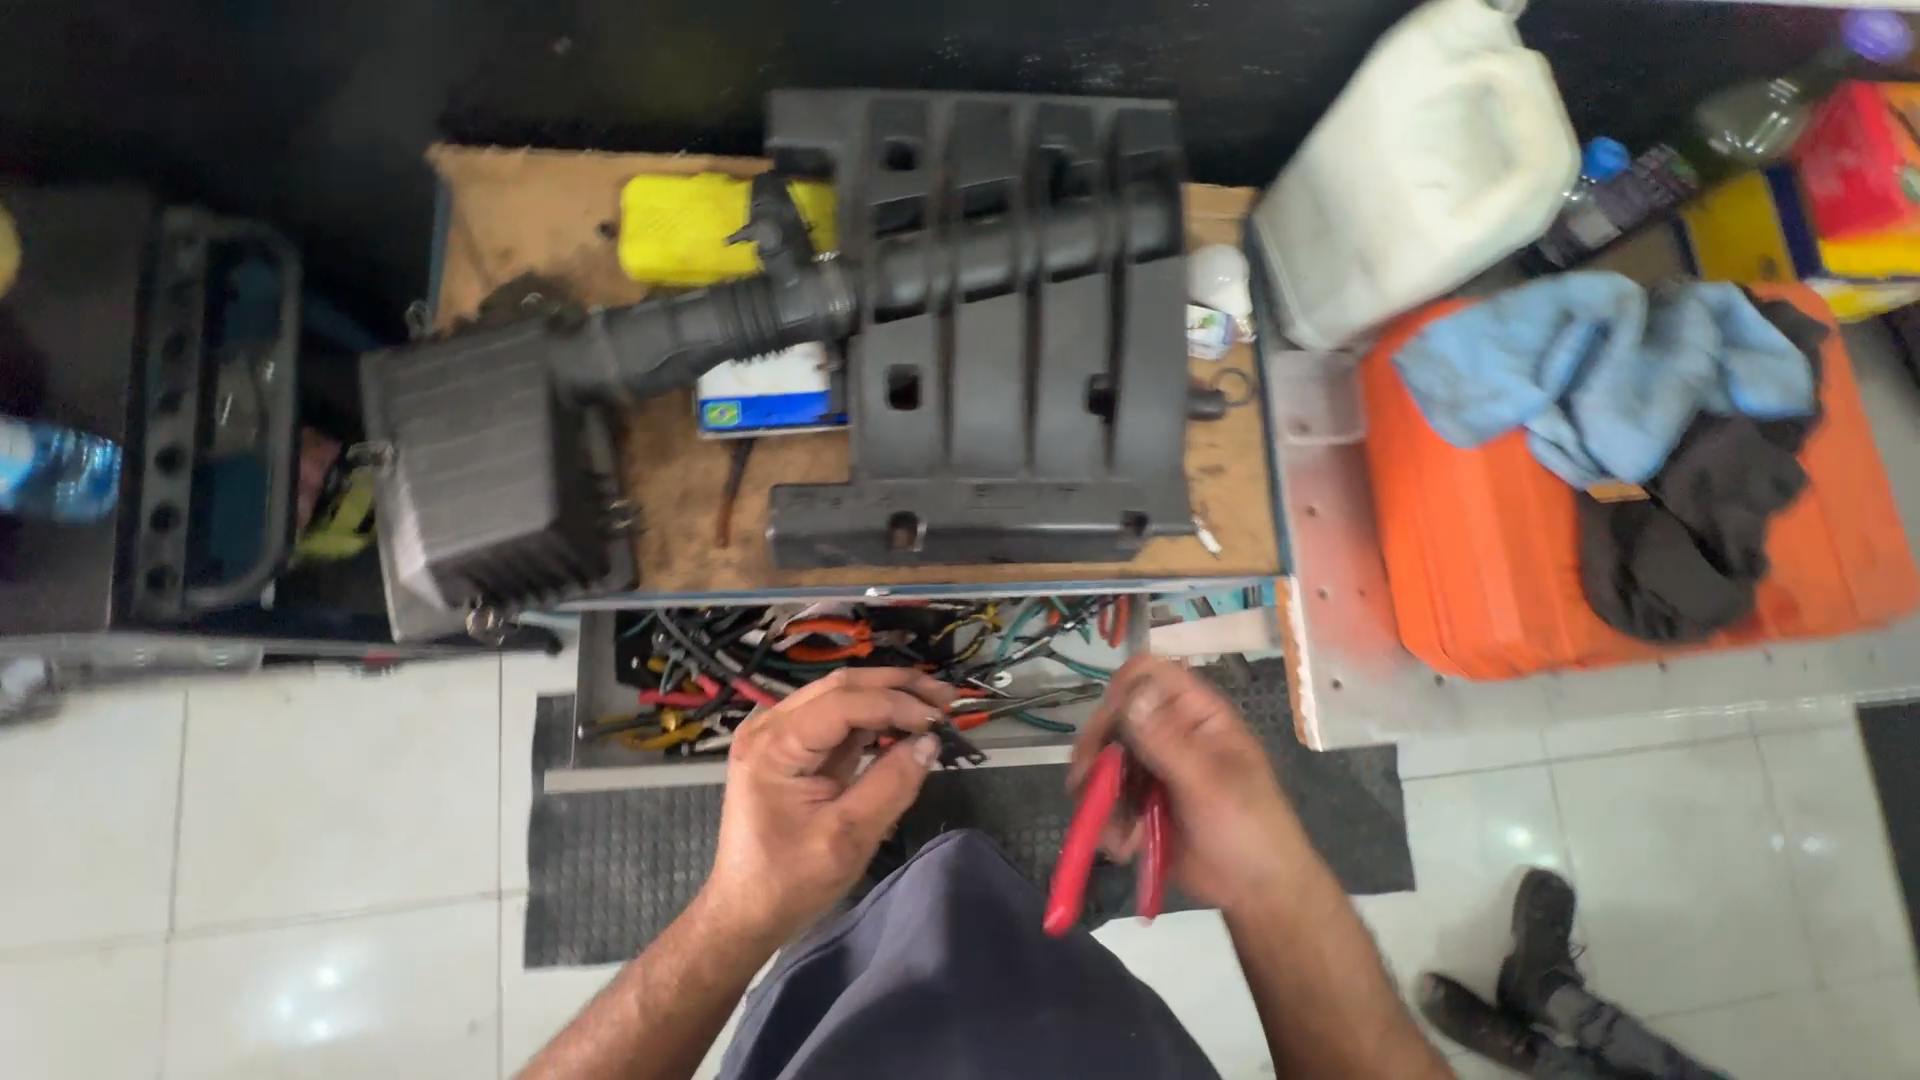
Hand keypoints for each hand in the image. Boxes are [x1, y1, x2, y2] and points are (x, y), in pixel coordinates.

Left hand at [701, 667, 955, 942]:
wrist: (745, 911)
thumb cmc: (790, 881)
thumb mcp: (847, 838)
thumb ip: (890, 785)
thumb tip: (930, 742)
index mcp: (774, 745)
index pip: (843, 702)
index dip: (896, 703)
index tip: (939, 719)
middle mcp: (770, 726)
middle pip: (842, 686)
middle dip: (898, 686)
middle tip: (946, 697)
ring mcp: (779, 733)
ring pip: (842, 695)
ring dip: (889, 696)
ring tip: (934, 705)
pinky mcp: (792, 747)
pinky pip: (839, 718)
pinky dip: (875, 717)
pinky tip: (905, 723)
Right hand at [1070, 657, 1304, 913]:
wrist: (1256, 892)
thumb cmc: (1250, 830)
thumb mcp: (1210, 785)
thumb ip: (1167, 741)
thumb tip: (1131, 694)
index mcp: (1195, 715)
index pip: (1149, 674)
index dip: (1123, 691)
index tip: (1109, 728)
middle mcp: (1168, 732)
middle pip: (1113, 717)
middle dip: (1097, 752)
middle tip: (1087, 782)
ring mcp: (1150, 766)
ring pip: (1101, 759)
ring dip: (1099, 795)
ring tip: (1115, 833)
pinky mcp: (1136, 800)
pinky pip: (1103, 796)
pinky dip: (1105, 821)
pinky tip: (1124, 846)